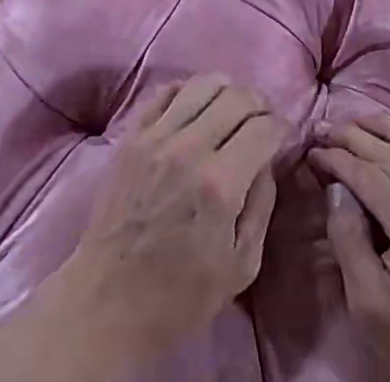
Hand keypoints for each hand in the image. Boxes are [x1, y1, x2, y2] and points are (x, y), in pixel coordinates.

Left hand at [0, 76, 284, 381]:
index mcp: (220, 185)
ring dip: (228, 92)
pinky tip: (197, 112)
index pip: (265, 127)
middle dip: (261, 105)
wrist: (106, 305)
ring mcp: (154, 139)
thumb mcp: (243, 264)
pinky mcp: (130, 138)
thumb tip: (267, 160)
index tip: (284, 139)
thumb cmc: (180, 296)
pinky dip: (189, 92)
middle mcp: (188, 150)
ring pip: (203, 83)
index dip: (283, 128)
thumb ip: (262, 202)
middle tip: (262, 124)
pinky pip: (166, 92)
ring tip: (232, 113)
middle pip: (238, 96)